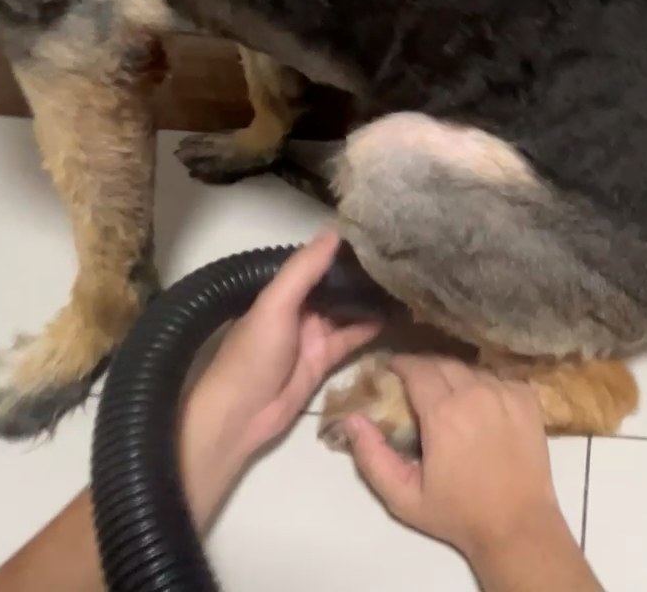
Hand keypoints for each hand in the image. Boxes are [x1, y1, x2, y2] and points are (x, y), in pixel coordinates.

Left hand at [180, 228, 379, 528]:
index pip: (320, 261)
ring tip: (406, 280)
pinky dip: (373, 326)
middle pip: (338, 285)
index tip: (380, 232)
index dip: (346, 248)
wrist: (240, 416)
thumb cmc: (253, 354)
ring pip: (350, 310)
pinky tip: (398, 313)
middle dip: (365, 273)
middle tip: (402, 255)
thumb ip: (303, 270)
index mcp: (285, 291)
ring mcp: (315, 334)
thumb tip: (334, 230)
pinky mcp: (326, 359)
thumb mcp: (275, 305)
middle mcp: (302, 308)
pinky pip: (354, 337)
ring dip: (372, 298)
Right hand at [345, 357, 568, 561]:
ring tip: (448, 394)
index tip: (392, 368)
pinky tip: (480, 403)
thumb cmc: (457, 513)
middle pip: (444, 362)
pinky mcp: (526, 396)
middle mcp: (475, 392)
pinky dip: (484, 384)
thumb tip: (352, 420)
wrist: (516, 522)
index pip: (417, 369)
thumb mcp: (403, 496)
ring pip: (472, 369)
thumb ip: (372, 456)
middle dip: (425, 366)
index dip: (402, 364)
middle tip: (415, 381)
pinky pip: (499, 377)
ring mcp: (505, 391)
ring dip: (455, 375)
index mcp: (443, 412)